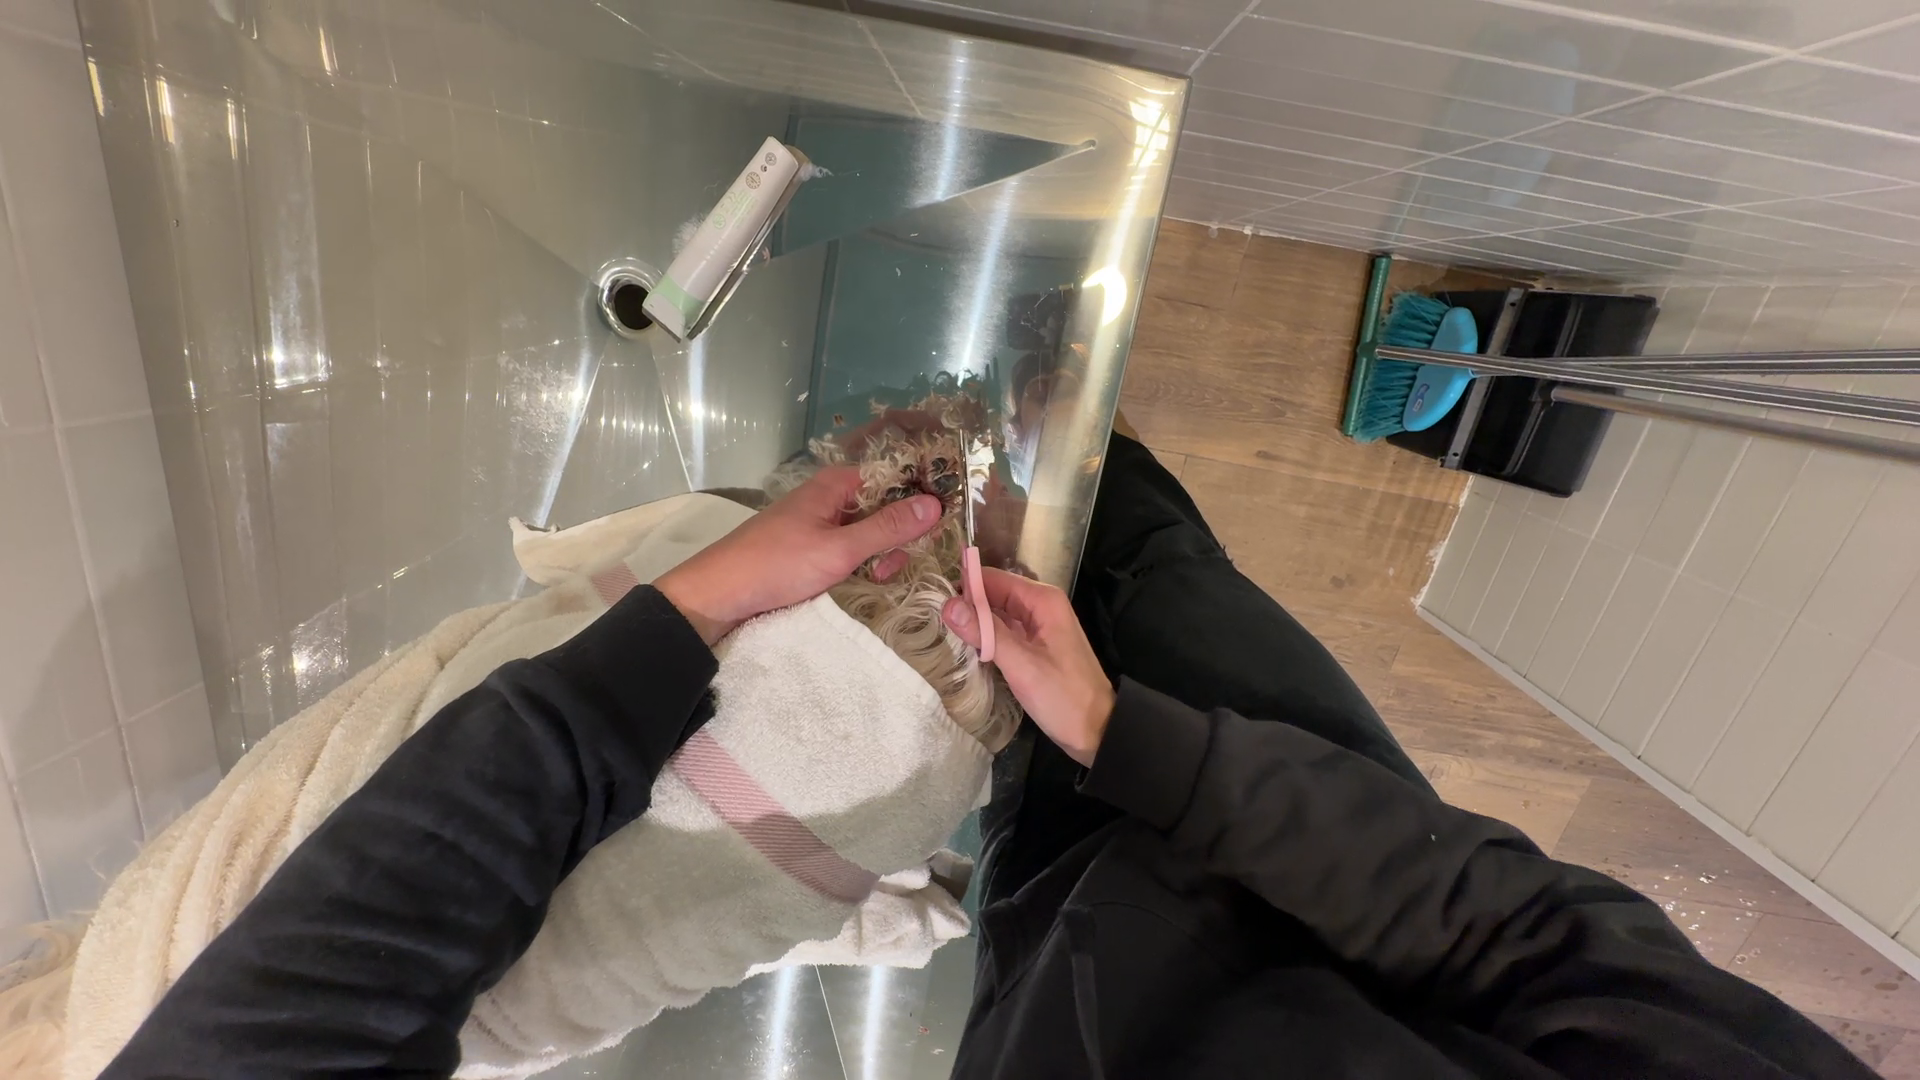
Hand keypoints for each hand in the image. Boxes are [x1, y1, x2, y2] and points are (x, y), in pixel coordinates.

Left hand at [656, 466, 941, 644]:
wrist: (720, 595)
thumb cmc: (779, 564)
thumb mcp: (840, 549)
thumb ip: (888, 528)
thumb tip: (935, 504)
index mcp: (836, 484)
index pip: (893, 477)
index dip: (918, 498)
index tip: (937, 524)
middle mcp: (831, 497)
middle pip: (884, 508)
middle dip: (895, 538)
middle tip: (887, 568)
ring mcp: (821, 523)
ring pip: (869, 533)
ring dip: (878, 557)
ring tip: (869, 581)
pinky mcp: (813, 547)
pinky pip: (851, 549)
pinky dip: (859, 565)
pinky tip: (856, 583)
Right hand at [942, 568, 1113, 765]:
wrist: (1098, 731)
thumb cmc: (1063, 697)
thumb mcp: (1022, 666)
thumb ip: (986, 633)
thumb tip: (948, 606)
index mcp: (1042, 600)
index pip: (993, 578)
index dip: (963, 587)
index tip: (933, 601)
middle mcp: (1041, 605)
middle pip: (994, 594)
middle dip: (966, 605)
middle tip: (932, 620)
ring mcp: (1039, 626)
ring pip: (997, 613)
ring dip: (974, 621)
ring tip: (941, 631)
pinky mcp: (1035, 645)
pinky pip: (1004, 630)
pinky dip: (986, 637)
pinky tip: (966, 648)